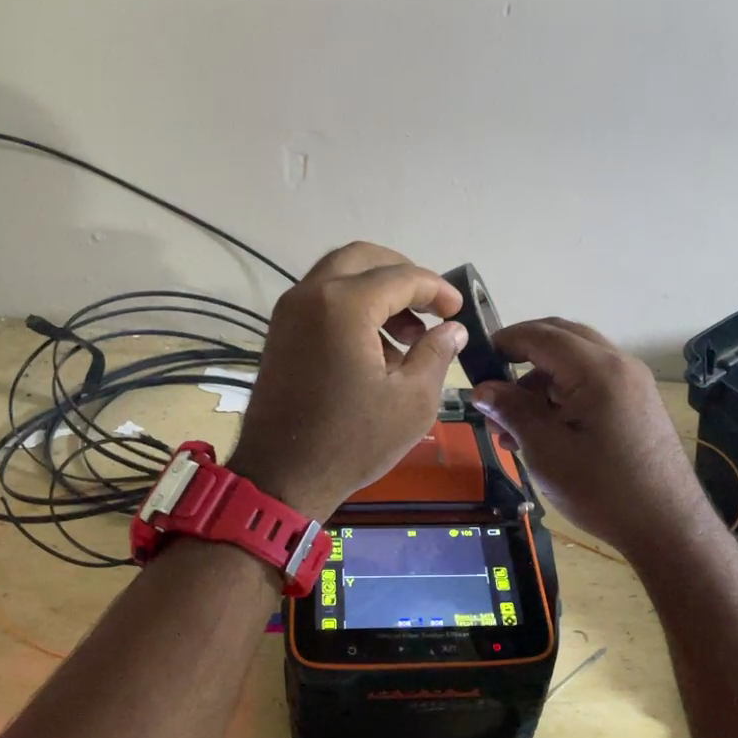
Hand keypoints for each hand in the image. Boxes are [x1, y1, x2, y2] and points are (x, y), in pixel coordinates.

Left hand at [230, 242, 466, 519]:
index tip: (457, 310)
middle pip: (362, 259)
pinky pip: (320, 302)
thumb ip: (436, 354)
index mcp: (344, 305)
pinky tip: (375, 349)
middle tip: (430, 305)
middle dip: (402, 275)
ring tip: (407, 335)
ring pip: (338, 278)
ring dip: (375, 292)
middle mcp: (310, 295)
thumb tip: (452, 329)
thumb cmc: (352, 442)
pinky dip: (351, 309)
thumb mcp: (411, 401)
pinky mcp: (280, 335)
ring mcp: (288, 314)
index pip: (401, 277)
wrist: (282, 477)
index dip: (436, 289)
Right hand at [470, 318, 710, 557]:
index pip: (543, 335)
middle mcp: (620, 366)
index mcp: (598, 371)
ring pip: (576, 364)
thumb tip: (482, 389)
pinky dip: (562, 397)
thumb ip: (513, 412)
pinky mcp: (637, 405)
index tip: (477, 359)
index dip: (506, 341)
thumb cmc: (602, 490)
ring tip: (510, 427)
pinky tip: (542, 434)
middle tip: (492, 387)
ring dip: (540, 383)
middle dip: (523, 357)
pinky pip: (593, 385)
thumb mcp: (546, 451)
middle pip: (563, 340)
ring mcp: (633, 384)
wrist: (667, 526)